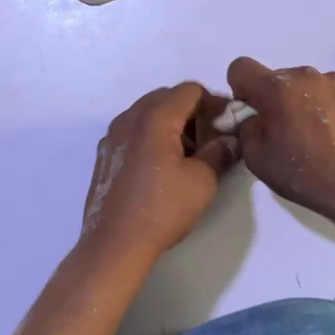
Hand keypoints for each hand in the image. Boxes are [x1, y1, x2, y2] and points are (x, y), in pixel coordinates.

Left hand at [79, 82, 236, 264]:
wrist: (114, 244)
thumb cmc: (162, 209)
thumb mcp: (202, 181)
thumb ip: (219, 152)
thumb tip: (229, 140)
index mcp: (155, 118)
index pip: (190, 90)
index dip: (213, 102)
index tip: (227, 125)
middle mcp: (129, 118)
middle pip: (167, 97)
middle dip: (192, 112)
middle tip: (210, 138)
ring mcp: (112, 136)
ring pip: (148, 114)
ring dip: (171, 124)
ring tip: (187, 155)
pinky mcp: (105, 155)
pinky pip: (133, 132)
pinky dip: (151, 137)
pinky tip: (161, 168)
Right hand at [224, 58, 334, 219]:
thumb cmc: (303, 174)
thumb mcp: (256, 158)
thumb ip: (246, 128)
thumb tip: (255, 118)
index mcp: (275, 88)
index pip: (241, 67)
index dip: (241, 88)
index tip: (253, 111)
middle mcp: (303, 74)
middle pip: (276, 78)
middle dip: (275, 98)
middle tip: (287, 130)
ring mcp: (334, 79)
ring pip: (305, 83)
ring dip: (303, 100)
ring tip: (316, 133)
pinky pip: (331, 89)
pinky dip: (328, 103)